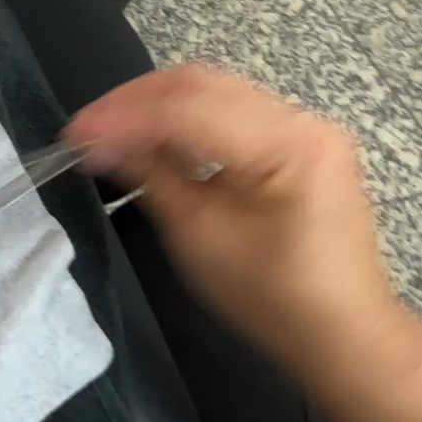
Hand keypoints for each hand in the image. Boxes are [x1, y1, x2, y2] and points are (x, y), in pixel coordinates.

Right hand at [64, 63, 405, 378]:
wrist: (346, 336)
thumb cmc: (275, 297)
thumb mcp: (199, 236)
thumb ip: (148, 174)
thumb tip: (97, 143)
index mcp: (288, 146)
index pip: (186, 110)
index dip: (122, 118)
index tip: (76, 136)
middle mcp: (299, 121)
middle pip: (196, 84)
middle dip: (131, 101)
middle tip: (86, 128)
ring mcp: (299, 125)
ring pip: (206, 87)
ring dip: (149, 103)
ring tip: (109, 129)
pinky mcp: (291, 137)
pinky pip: (222, 105)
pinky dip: (176, 113)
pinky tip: (149, 136)